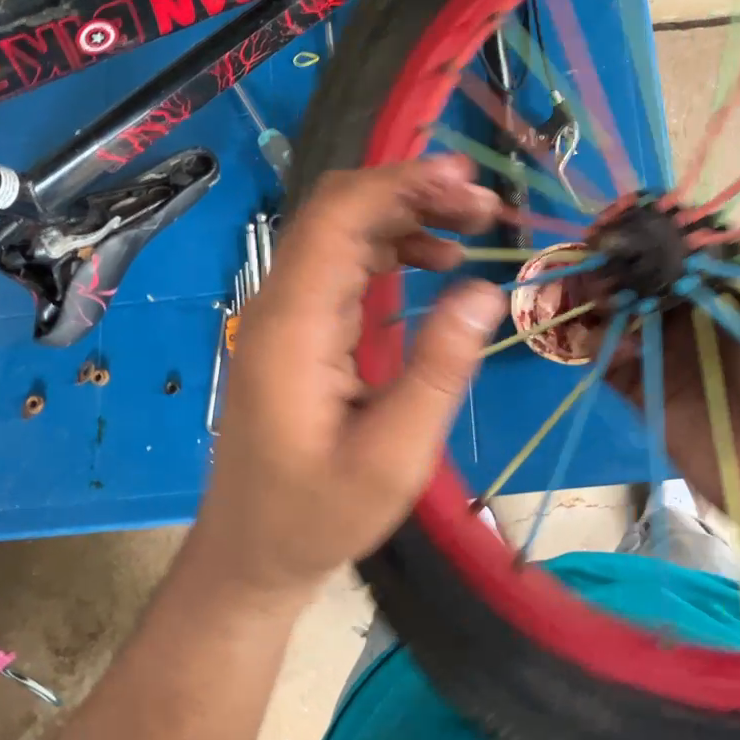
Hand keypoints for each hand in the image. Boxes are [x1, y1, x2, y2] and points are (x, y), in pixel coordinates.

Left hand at [194, 155, 506, 600]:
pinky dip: (396, 247)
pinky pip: (348, 264)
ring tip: (477, 223)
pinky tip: (440, 261)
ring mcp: (288, 312)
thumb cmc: (320, 514)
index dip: (401, 185)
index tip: (467, 183)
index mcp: (294, 324)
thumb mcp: (393, 457)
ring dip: (410, 214)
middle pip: (341, 210)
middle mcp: (283, 302)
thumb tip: (486, 291)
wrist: (252, 555)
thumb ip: (438, 371)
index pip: (338, 217)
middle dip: (413, 190)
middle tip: (485, 203)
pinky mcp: (302, 327)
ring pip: (346, 230)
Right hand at [606, 250, 739, 538]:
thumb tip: (695, 224)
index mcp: (728, 293)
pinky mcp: (641, 392)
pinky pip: (607, 359)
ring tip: (599, 290)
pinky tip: (614, 341)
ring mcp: (663, 354)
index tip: (630, 212)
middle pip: (642, 274)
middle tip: (599, 247)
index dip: (655, 228)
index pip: (681, 249)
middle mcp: (691, 317)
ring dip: (602, 293)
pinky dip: (599, 343)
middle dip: (619, 256)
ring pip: (618, 310)